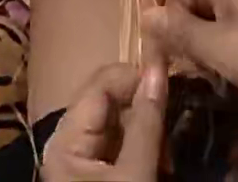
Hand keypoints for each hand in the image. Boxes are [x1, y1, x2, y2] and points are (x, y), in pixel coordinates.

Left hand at [41, 61, 167, 180]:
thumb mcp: (134, 174)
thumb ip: (146, 121)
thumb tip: (158, 66)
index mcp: (64, 138)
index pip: (101, 84)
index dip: (135, 76)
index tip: (169, 77)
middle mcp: (68, 142)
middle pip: (110, 103)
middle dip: (144, 106)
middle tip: (173, 119)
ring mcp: (81, 162)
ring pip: (119, 125)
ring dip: (147, 129)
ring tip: (169, 149)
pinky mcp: (95, 176)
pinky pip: (120, 148)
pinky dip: (142, 149)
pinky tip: (161, 161)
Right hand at [143, 0, 237, 105]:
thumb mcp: (221, 50)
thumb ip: (180, 31)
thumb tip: (145, 15)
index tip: (154, 32)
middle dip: (172, 18)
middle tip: (176, 61)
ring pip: (199, 2)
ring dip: (192, 32)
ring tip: (203, 67)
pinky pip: (218, 13)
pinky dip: (211, 36)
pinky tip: (222, 65)